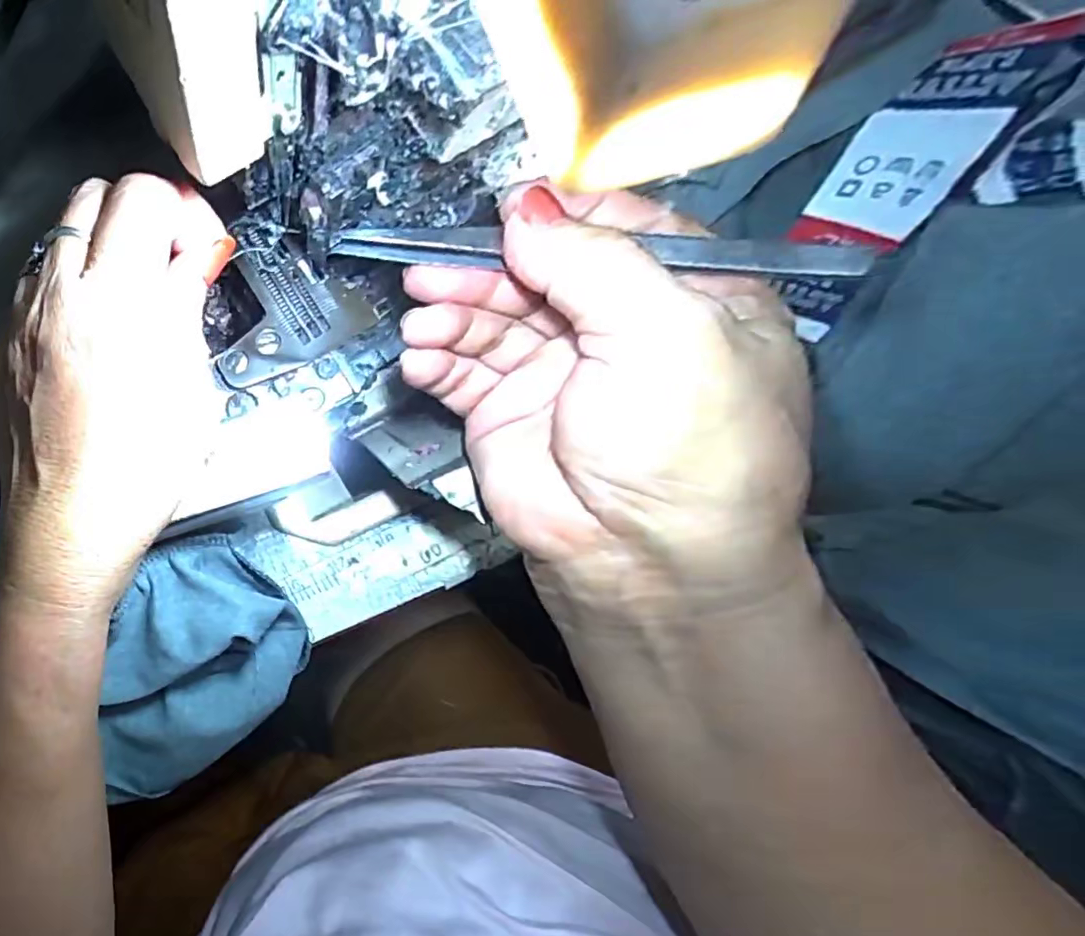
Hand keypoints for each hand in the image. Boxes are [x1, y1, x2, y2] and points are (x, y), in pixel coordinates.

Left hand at [0, 175, 234, 616]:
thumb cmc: (140, 477)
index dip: (182, 209)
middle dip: (137, 215)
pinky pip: (33, 282)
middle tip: (163, 263)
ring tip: (123, 296)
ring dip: (97, 246)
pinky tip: (84, 328)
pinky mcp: (2, 345)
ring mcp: (20, 318)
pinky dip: (65, 283)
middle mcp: (56, 294)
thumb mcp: (191, 394)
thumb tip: (189, 265)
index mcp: (115, 301)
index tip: (196, 248)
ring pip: (55, 235)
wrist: (65, 531)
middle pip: (92, 196)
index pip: (143, 196)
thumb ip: (185, 313)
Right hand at [399, 184, 811, 616]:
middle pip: (533, 276)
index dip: (555, 217)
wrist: (639, 555)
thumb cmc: (686, 443)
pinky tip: (421, 358)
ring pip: (488, 324)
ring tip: (422, 322)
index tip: (506, 211)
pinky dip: (435, 361)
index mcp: (679, 293)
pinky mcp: (501, 414)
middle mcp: (610, 328)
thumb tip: (524, 209)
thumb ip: (593, 263)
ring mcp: (550, 373)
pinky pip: (460, 374)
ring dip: (450, 317)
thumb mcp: (665, 331)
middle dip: (480, 270)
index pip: (610, 231)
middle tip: (430, 271)